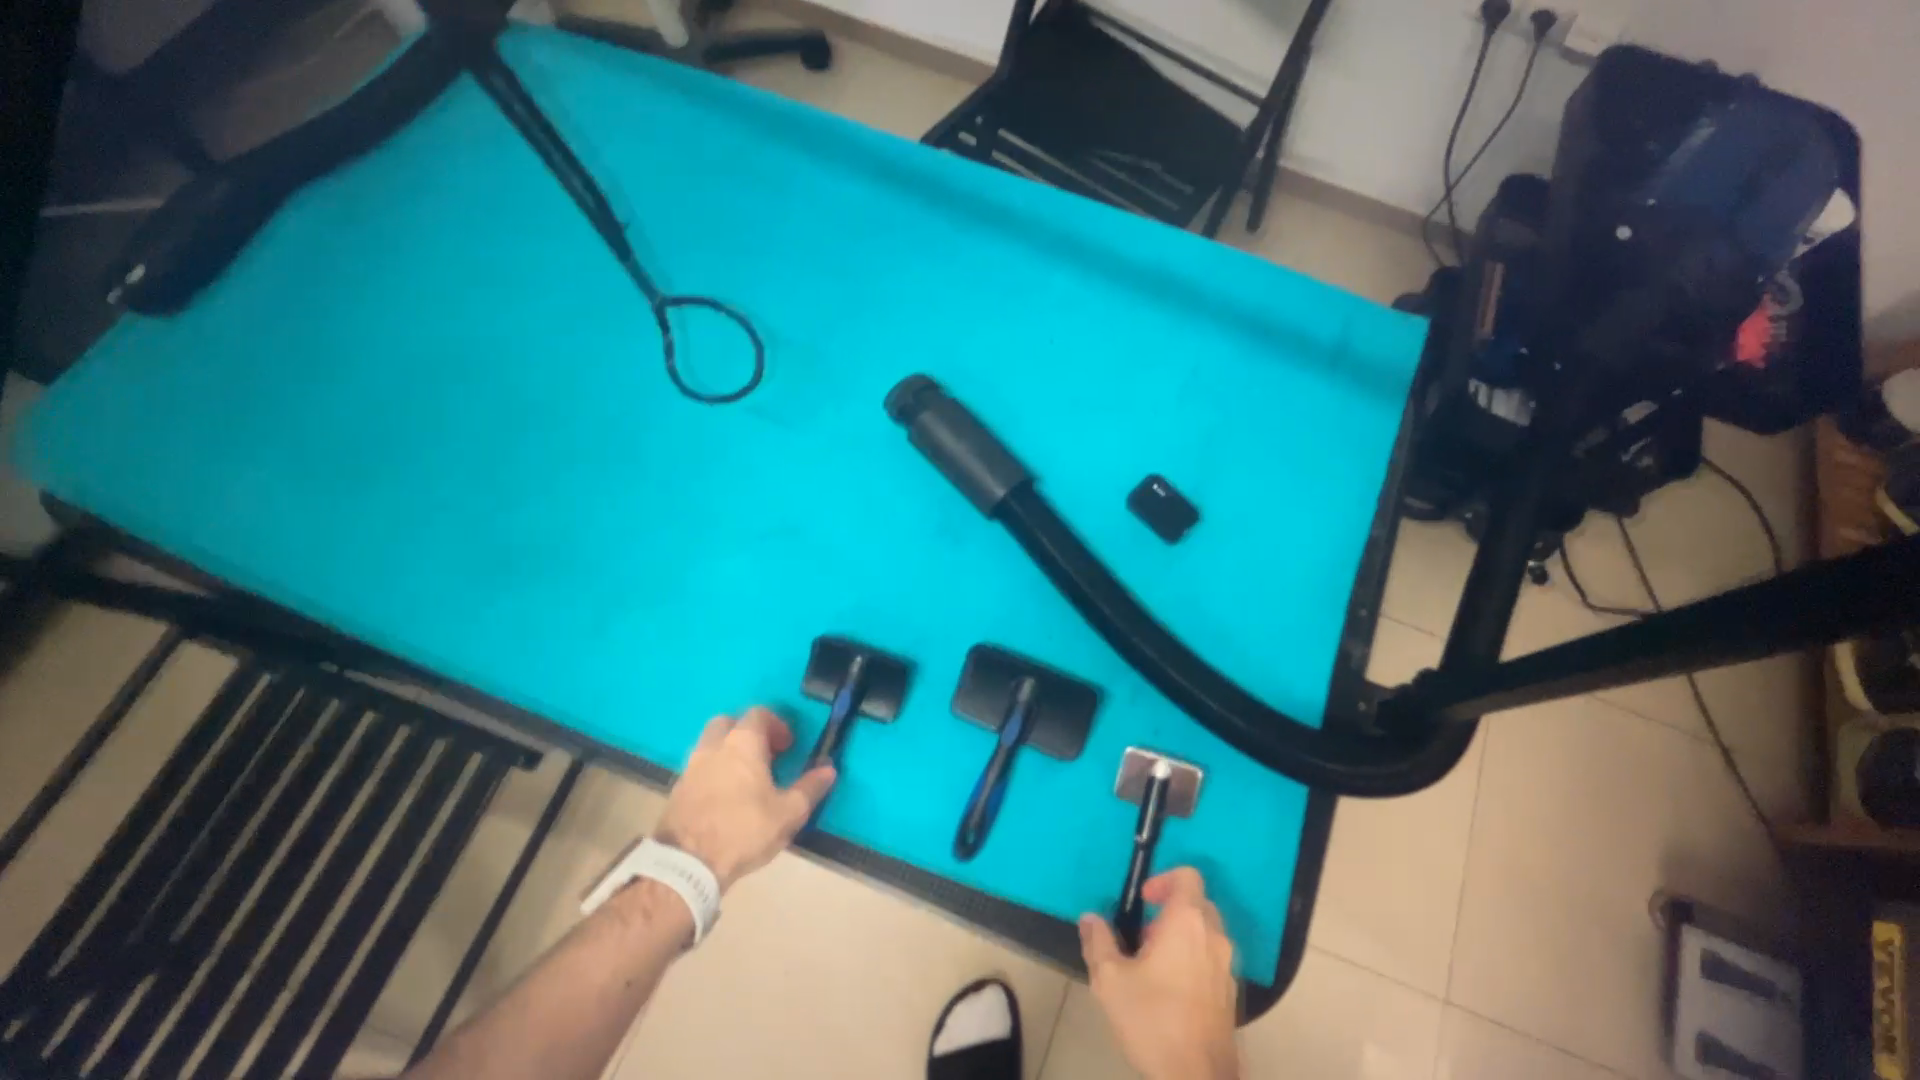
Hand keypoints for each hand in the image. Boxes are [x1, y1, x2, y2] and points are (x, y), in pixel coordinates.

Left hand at [654, 707, 835, 891]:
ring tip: (745, 778)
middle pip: (728, 723)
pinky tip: (724, 796)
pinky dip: (713, 772)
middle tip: (764, 755)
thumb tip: (829, 769)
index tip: (788, 746)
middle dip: (747, 732)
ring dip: (728, 751)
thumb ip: (810, 788)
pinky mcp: (677, 788)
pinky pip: (699, 768)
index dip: (776, 724)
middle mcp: (713, 747)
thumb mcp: (788, 813)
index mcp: (742, 744)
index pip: (758, 714)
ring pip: (710, 744)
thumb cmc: (744, 831)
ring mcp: (691, 766)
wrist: (687, 864)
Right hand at [1080, 868, 1239, 1079]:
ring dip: (1179, 936)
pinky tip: (1168, 991)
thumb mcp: (1110, 979)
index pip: (1187, 877)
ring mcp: (1227, 966)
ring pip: (1205, 933)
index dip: (1163, 879)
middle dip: (1168, 910)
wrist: (1197, 1079)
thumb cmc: (1152, 1020)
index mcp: (1187, 923)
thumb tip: (1090, 918)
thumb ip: (1099, 941)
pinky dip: (1192, 959)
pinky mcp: (1230, 993)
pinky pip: (1211, 958)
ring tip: (1150, 965)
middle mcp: (1214, 937)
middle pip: (1197, 903)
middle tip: (1141, 935)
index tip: (1142, 901)